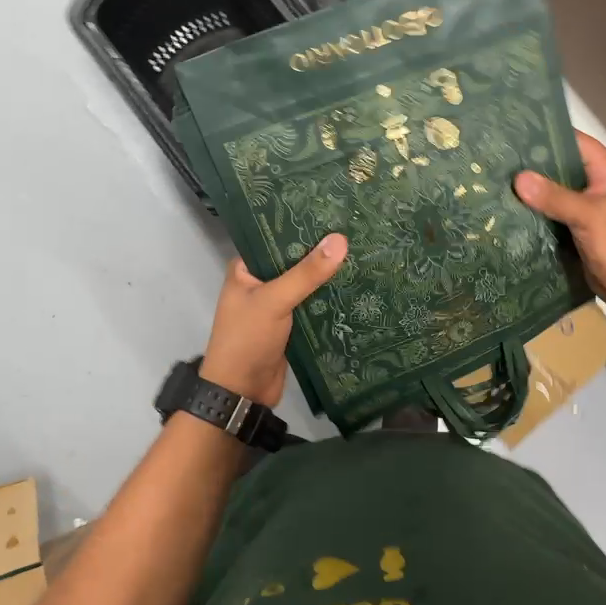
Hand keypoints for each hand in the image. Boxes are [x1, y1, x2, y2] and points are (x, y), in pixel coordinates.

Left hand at [200, 233, 348, 404]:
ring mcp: (276, 305)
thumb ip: (307, 273)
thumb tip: (340, 240)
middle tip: (356, 230)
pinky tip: (357, 286)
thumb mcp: (275, 300)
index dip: (303, 226)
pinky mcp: (291, 325)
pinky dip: (330, 299)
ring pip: (306, 284)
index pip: (276, 237)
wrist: (241, 393)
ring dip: (328, 276)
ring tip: (363, 252)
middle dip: (321, 251)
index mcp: (246, 269)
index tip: (334, 211)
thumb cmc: (247, 339)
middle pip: (295, 260)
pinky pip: (313, 305)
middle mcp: (260, 282)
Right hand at [514, 132, 605, 304]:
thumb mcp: (588, 217)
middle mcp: (599, 181)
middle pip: (562, 163)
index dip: (546, 136)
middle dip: (534, 164)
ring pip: (555, 187)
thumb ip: (554, 196)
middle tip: (499, 158)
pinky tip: (511, 205)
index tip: (513, 135)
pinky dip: (537, 207)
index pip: (575, 141)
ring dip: (533, 188)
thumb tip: (518, 178)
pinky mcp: (578, 223)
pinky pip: (554, 208)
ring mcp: (589, 203)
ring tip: (498, 179)